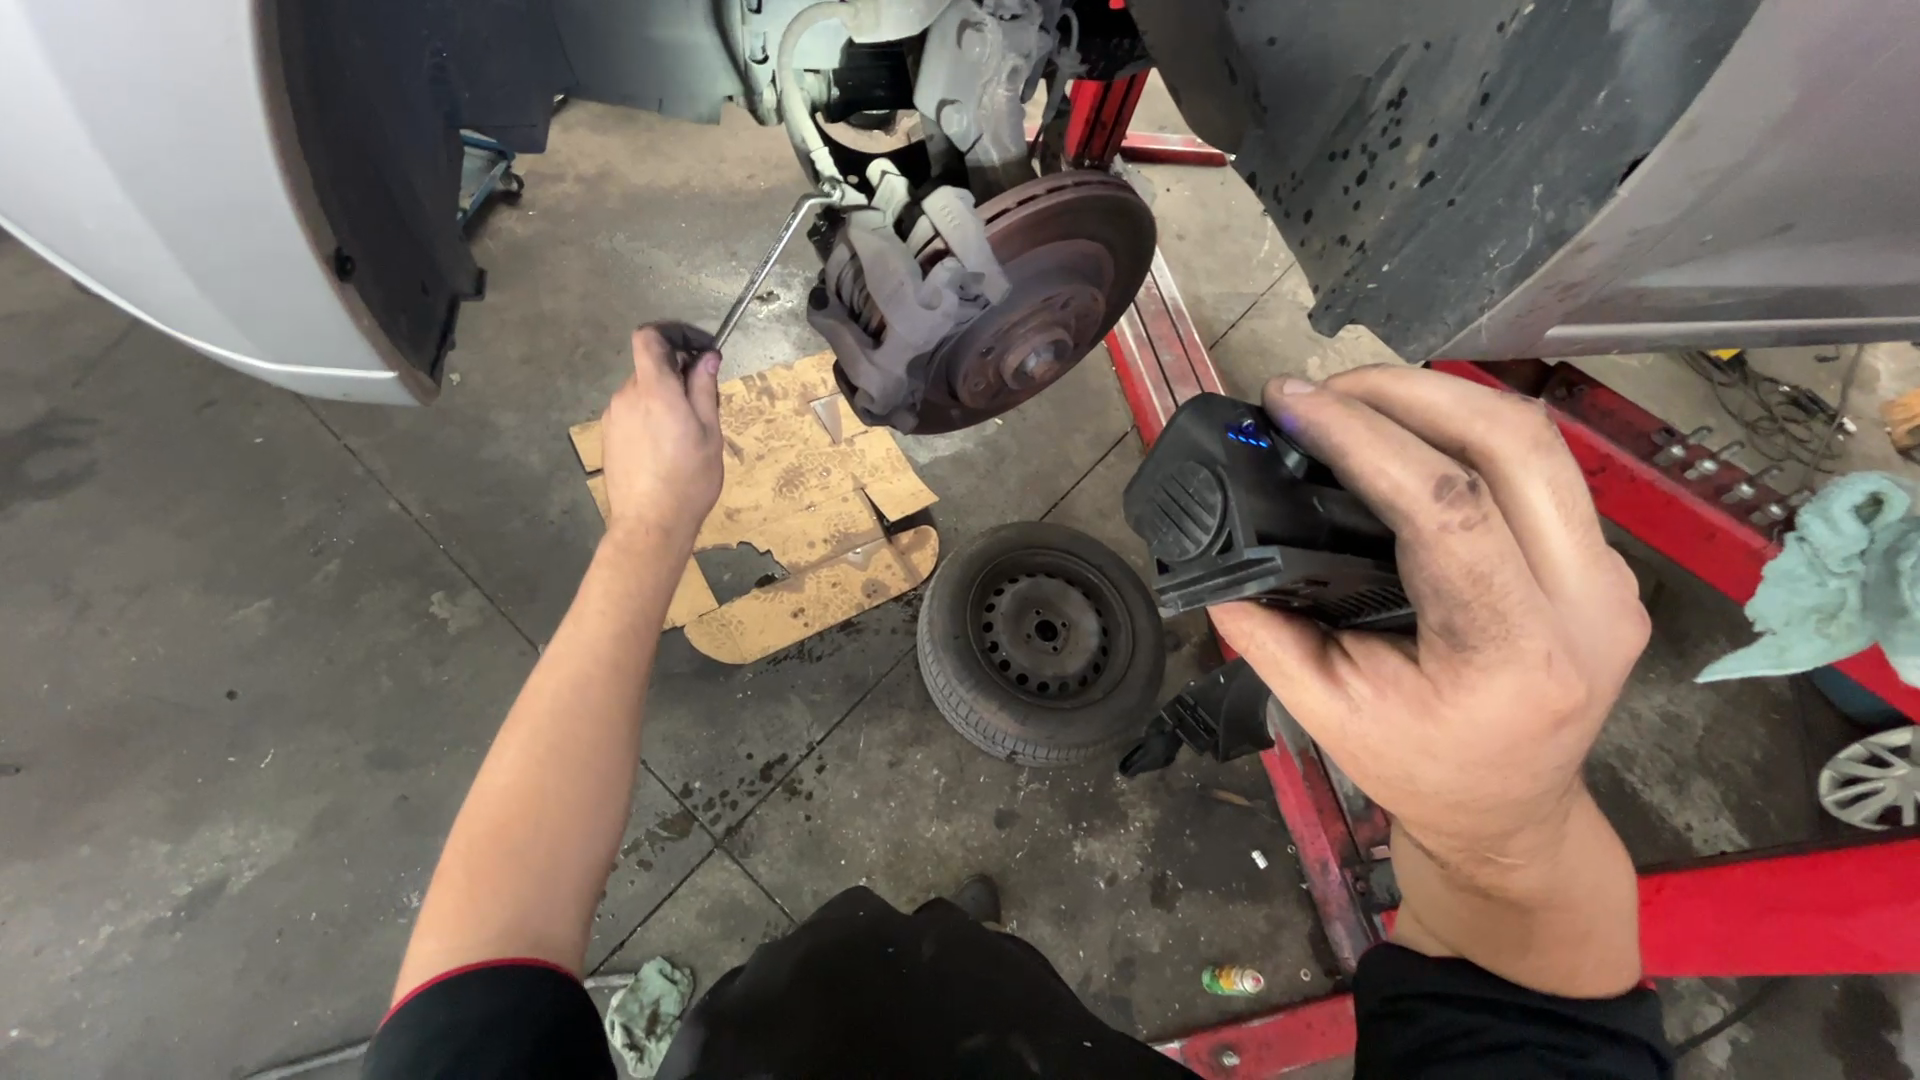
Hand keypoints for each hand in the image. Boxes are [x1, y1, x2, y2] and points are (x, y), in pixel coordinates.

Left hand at [599, 325, 723, 552]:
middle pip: (650, 367)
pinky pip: (632, 413)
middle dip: (676, 376)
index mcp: (655, 390)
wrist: (650, 522)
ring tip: (685, 434)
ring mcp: (613, 416)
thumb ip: (704, 389)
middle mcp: (627, 396)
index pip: (649, 337)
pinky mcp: (608, 435)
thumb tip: (706, 357)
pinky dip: (650, 417)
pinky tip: (666, 449)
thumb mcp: (710, 433)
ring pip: (642, 392)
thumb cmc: (689, 479)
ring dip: (664, 399)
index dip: (672, 334)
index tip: (697, 351)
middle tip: (703, 405)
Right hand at [1212, 367, 1649, 873]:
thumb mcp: (1323, 713)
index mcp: (1511, 653)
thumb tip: (1217, 562)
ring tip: (1353, 400)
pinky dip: (1462, 429)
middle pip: (1515, 442)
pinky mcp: (1602, 560)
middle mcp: (1586, 602)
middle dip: (1409, 390)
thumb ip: (1265, 633)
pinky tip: (1402, 434)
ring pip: (1537, 438)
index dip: (1362, 438)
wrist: (1511, 813)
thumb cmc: (1419, 770)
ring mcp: (1610, 575)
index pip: (1445, 508)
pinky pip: (1539, 464)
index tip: (1290, 403)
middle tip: (1322, 390)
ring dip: (1438, 396)